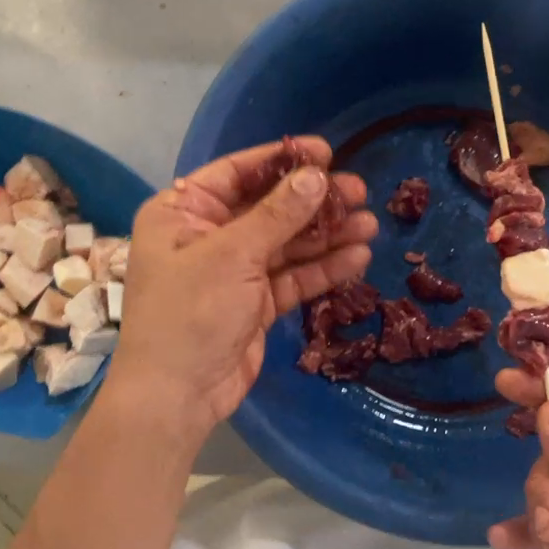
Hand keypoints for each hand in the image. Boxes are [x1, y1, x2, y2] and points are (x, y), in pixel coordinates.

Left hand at [108, 137, 374, 428]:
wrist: (178, 395)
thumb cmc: (191, 313)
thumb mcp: (233, 255)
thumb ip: (278, 214)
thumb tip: (316, 176)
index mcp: (183, 213)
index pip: (236, 173)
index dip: (282, 161)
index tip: (326, 153)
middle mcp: (207, 237)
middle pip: (269, 208)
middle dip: (314, 202)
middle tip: (359, 192)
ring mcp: (233, 272)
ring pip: (287, 244)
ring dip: (327, 235)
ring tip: (370, 224)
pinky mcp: (255, 304)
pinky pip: (293, 277)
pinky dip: (323, 269)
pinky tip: (358, 257)